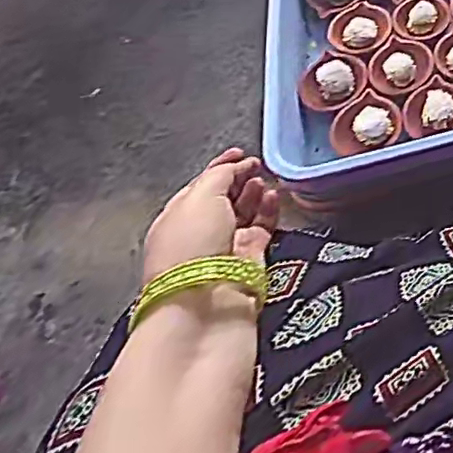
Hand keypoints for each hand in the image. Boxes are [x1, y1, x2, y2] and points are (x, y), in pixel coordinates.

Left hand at [141, 149, 280, 286]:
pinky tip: (274, 196)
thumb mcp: (200, 197)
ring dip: (255, 193)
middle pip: (224, 197)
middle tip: (256, 166)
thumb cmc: (193, 245)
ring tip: (264, 182)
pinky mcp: (251, 258)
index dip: (220, 166)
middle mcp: (201, 231)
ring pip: (246, 211)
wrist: (208, 300)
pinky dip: (270, 209)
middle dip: (239, 178)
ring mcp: (226, 245)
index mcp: (178, 217)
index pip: (201, 185)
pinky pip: (264, 226)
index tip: (240, 152)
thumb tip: (236, 167)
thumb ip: (220, 175)